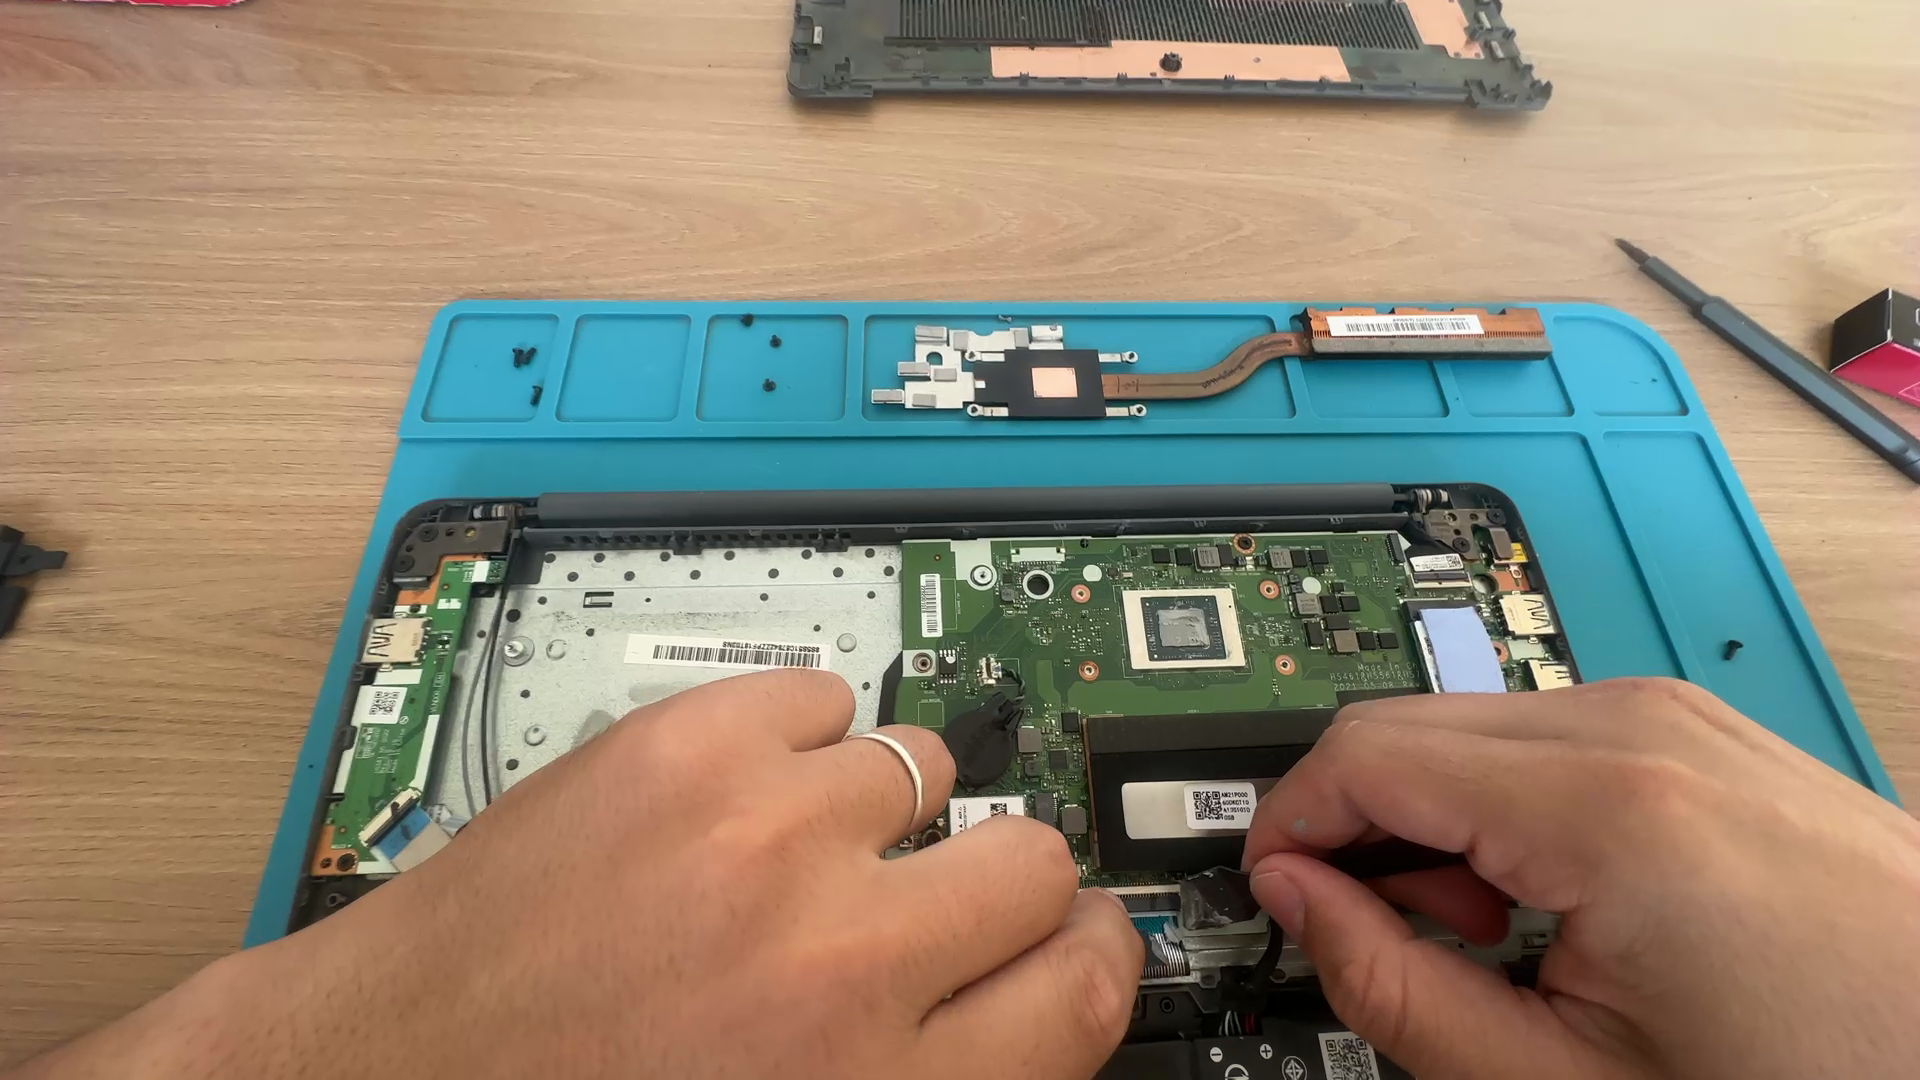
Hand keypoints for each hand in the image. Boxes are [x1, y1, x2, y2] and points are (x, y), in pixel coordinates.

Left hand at [16, 670, 1141, 1079]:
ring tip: (798, 845)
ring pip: (921, 762)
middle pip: (1027, 858)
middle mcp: (838, 954)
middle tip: (935, 887)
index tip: (1074, 931)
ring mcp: (763, 828)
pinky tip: (740, 791)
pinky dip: (804, 739)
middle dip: (1000, 872)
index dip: (1093, 950)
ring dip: (880, 807)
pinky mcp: (690, 742)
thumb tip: (1025, 989)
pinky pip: (822, 696)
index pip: (1079, 990)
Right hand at [1242, 677, 1919, 1079]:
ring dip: (1416, 814)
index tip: (1275, 885)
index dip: (1289, 818)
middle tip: (1376, 923)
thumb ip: (1393, 988)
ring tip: (1476, 922)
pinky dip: (1481, 802)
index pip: (1361, 757)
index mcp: (1609, 806)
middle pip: (1393, 728)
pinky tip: (1536, 887)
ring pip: (1447, 728)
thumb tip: (1293, 896)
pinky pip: (1517, 736)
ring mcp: (1662, 715)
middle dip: (1348, 820)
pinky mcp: (1680, 729)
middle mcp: (1629, 724)